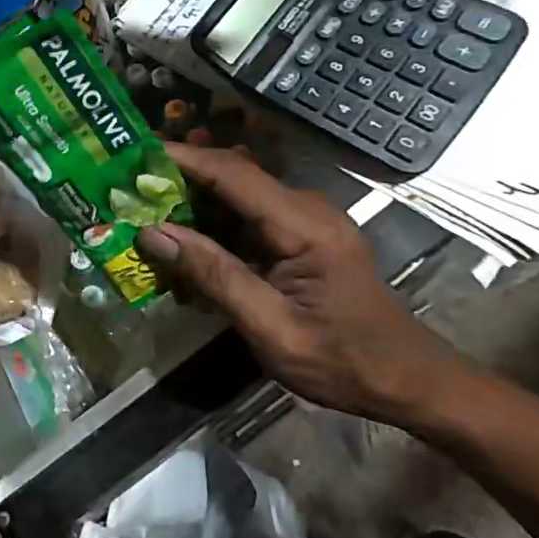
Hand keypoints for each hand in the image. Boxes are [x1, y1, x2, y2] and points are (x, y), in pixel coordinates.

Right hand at [136, 144, 465, 425]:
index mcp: (303, 224)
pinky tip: (187, 247)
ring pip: (236, 195)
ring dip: (193, 205)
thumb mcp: (270, 327)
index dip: (181, 159)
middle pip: (231, 177)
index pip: (232, 172)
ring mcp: (306, 218)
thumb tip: (153, 234)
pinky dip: (214, 226)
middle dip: (178, 180)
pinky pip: (249, 217)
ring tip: (147, 218)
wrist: (408, 380)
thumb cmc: (343, 361)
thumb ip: (213, 275)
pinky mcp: (303, 234)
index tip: (135, 158)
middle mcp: (305, 207)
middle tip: (130, 191)